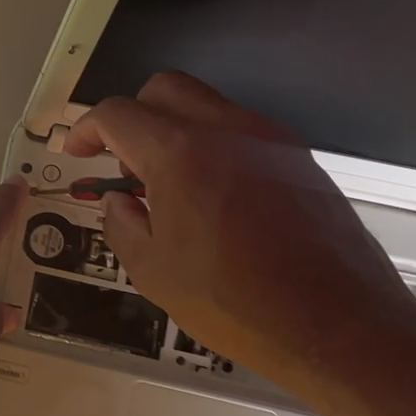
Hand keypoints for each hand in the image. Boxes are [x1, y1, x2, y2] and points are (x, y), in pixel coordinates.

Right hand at [63, 72, 415, 381]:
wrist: (338, 326)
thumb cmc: (233, 302)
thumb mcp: (152, 271)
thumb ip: (122, 224)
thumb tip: (120, 202)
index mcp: (179, 154)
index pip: (117, 114)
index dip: (85, 130)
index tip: (76, 153)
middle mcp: (227, 131)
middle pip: (164, 89)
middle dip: (131, 116)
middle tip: (123, 163)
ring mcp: (271, 141)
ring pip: (207, 106)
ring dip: (174, 130)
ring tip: (168, 186)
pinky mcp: (301, 160)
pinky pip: (242, 133)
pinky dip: (213, 147)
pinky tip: (213, 199)